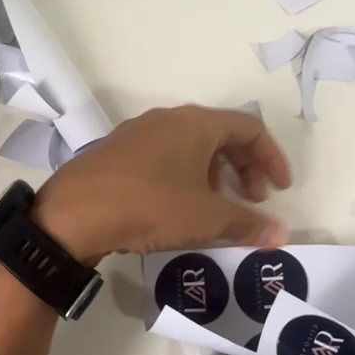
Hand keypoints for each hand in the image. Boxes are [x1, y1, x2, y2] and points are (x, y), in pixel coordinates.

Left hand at [30, 105, 292, 261]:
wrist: (73, 214)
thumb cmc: (150, 205)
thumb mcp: (206, 218)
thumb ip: (247, 224)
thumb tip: (280, 235)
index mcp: (196, 123)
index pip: (249, 128)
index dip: (272, 157)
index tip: (281, 189)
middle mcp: (169, 119)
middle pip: (221, 135)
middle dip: (244, 168)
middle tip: (253, 201)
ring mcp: (139, 133)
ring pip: (191, 146)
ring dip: (215, 174)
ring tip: (218, 209)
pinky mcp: (118, 152)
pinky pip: (165, 156)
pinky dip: (186, 176)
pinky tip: (179, 208)